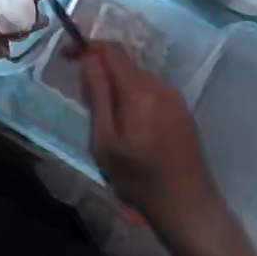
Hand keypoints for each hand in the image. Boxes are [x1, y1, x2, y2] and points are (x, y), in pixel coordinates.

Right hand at [80, 42, 221, 230]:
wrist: (190, 209)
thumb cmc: (140, 179)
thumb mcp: (106, 141)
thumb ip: (97, 96)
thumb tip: (88, 59)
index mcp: (140, 90)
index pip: (111, 50)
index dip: (86, 46)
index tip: (66, 57)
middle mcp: (161, 86)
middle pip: (124, 63)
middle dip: (99, 71)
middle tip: (83, 101)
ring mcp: (175, 99)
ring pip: (136, 78)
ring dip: (115, 87)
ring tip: (104, 120)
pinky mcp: (182, 113)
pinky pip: (150, 92)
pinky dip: (131, 98)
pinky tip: (128, 128)